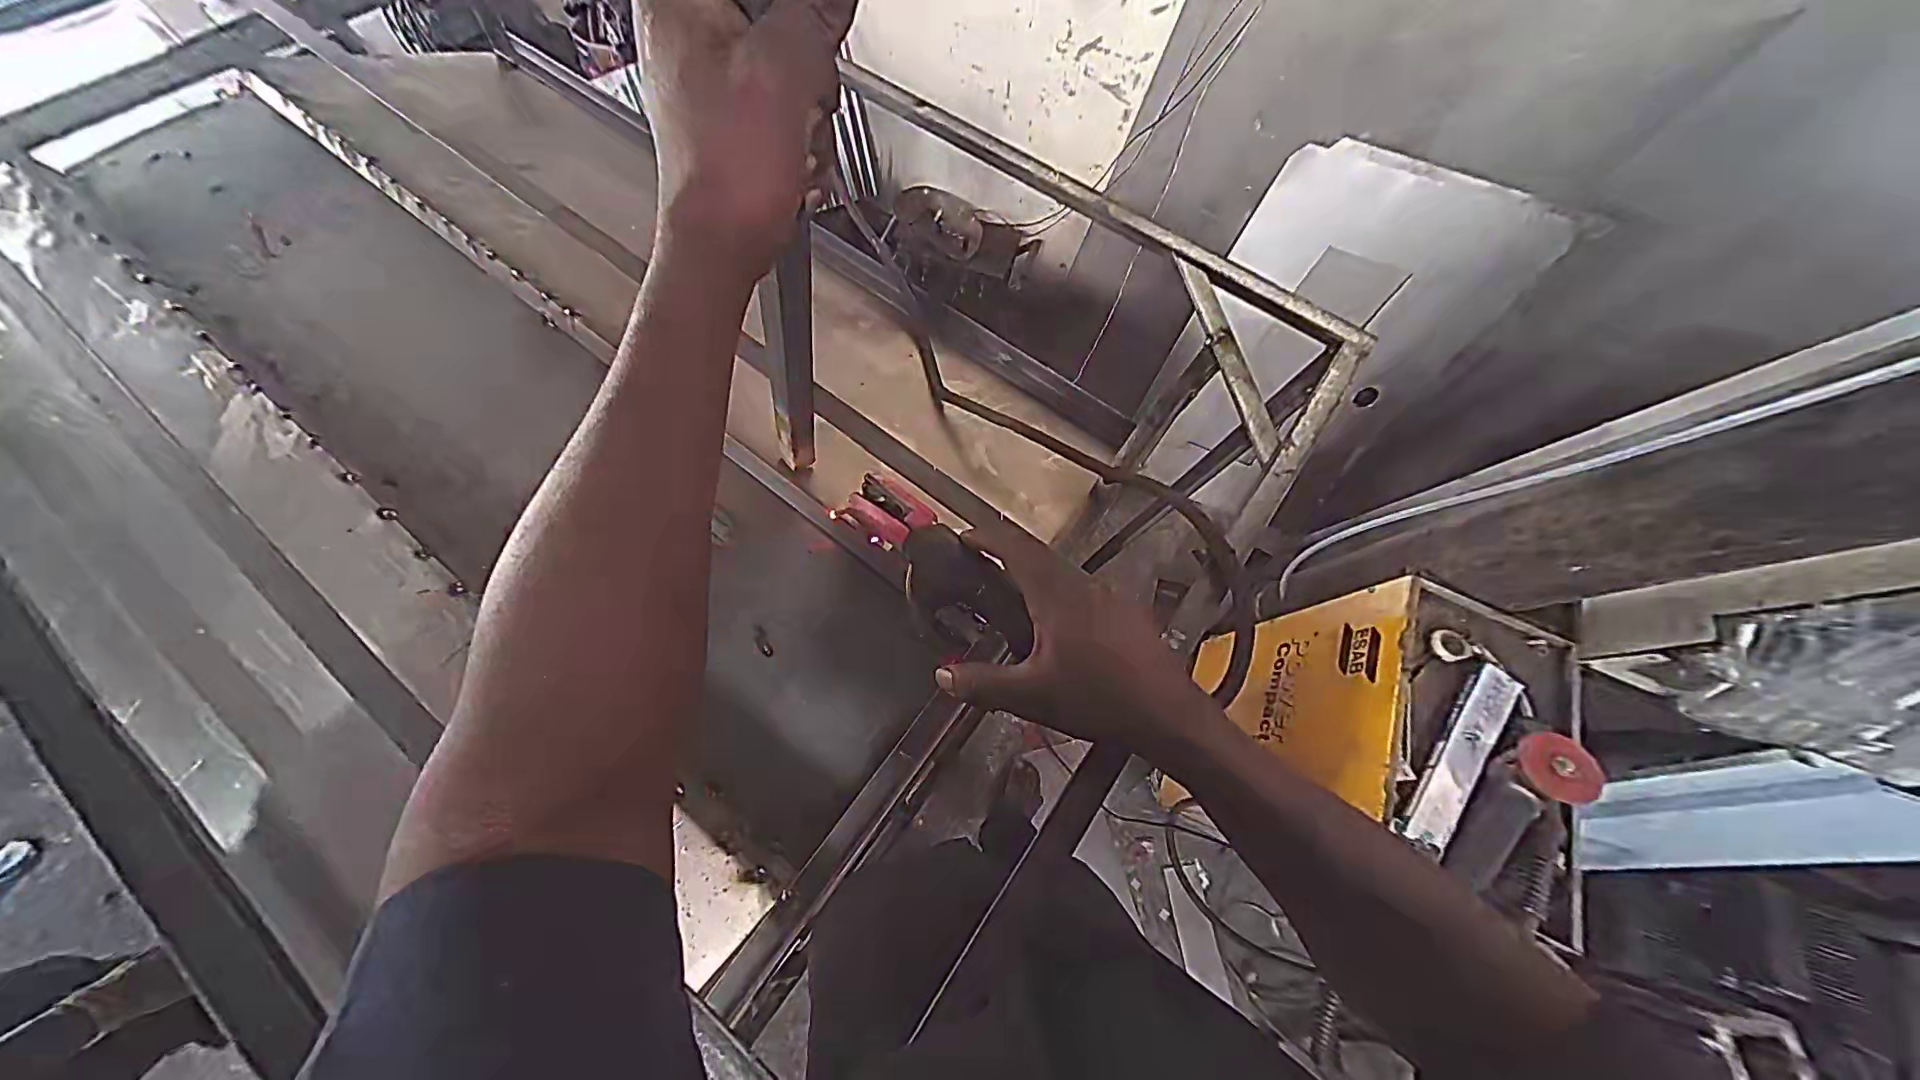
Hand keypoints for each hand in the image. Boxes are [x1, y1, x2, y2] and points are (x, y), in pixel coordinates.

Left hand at [635, 0, 852, 276]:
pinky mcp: (737, 123)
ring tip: (796, 139)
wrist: (725, 244)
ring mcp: (715, 84)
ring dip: (810, 110)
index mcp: (680, 3)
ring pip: (790, 67)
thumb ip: (812, 16)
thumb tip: (834, 2)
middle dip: (809, 67)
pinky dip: (802, 135)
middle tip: (803, 98)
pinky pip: (787, 107)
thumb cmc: (727, 175)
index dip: (798, 14)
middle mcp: (690, 38)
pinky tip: (795, 157)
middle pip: (779, 21)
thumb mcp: (782, 73)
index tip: (816, 33)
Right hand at [935, 521, 1218, 757]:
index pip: (1017, 549)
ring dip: (1034, 572)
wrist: (1167, 713)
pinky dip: (1058, 592)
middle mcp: (1084, 586)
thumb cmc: (1098, 699)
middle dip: (1008, 551)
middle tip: (982, 560)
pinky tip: (1057, 623)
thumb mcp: (1032, 696)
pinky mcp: (1126, 614)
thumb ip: (984, 684)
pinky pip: (1083, 590)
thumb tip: (943, 675)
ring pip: (1063, 572)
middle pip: (1040, 554)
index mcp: (1057, 595)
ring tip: (1013, 591)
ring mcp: (1110, 597)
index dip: (988, 537)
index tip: (967, 536)